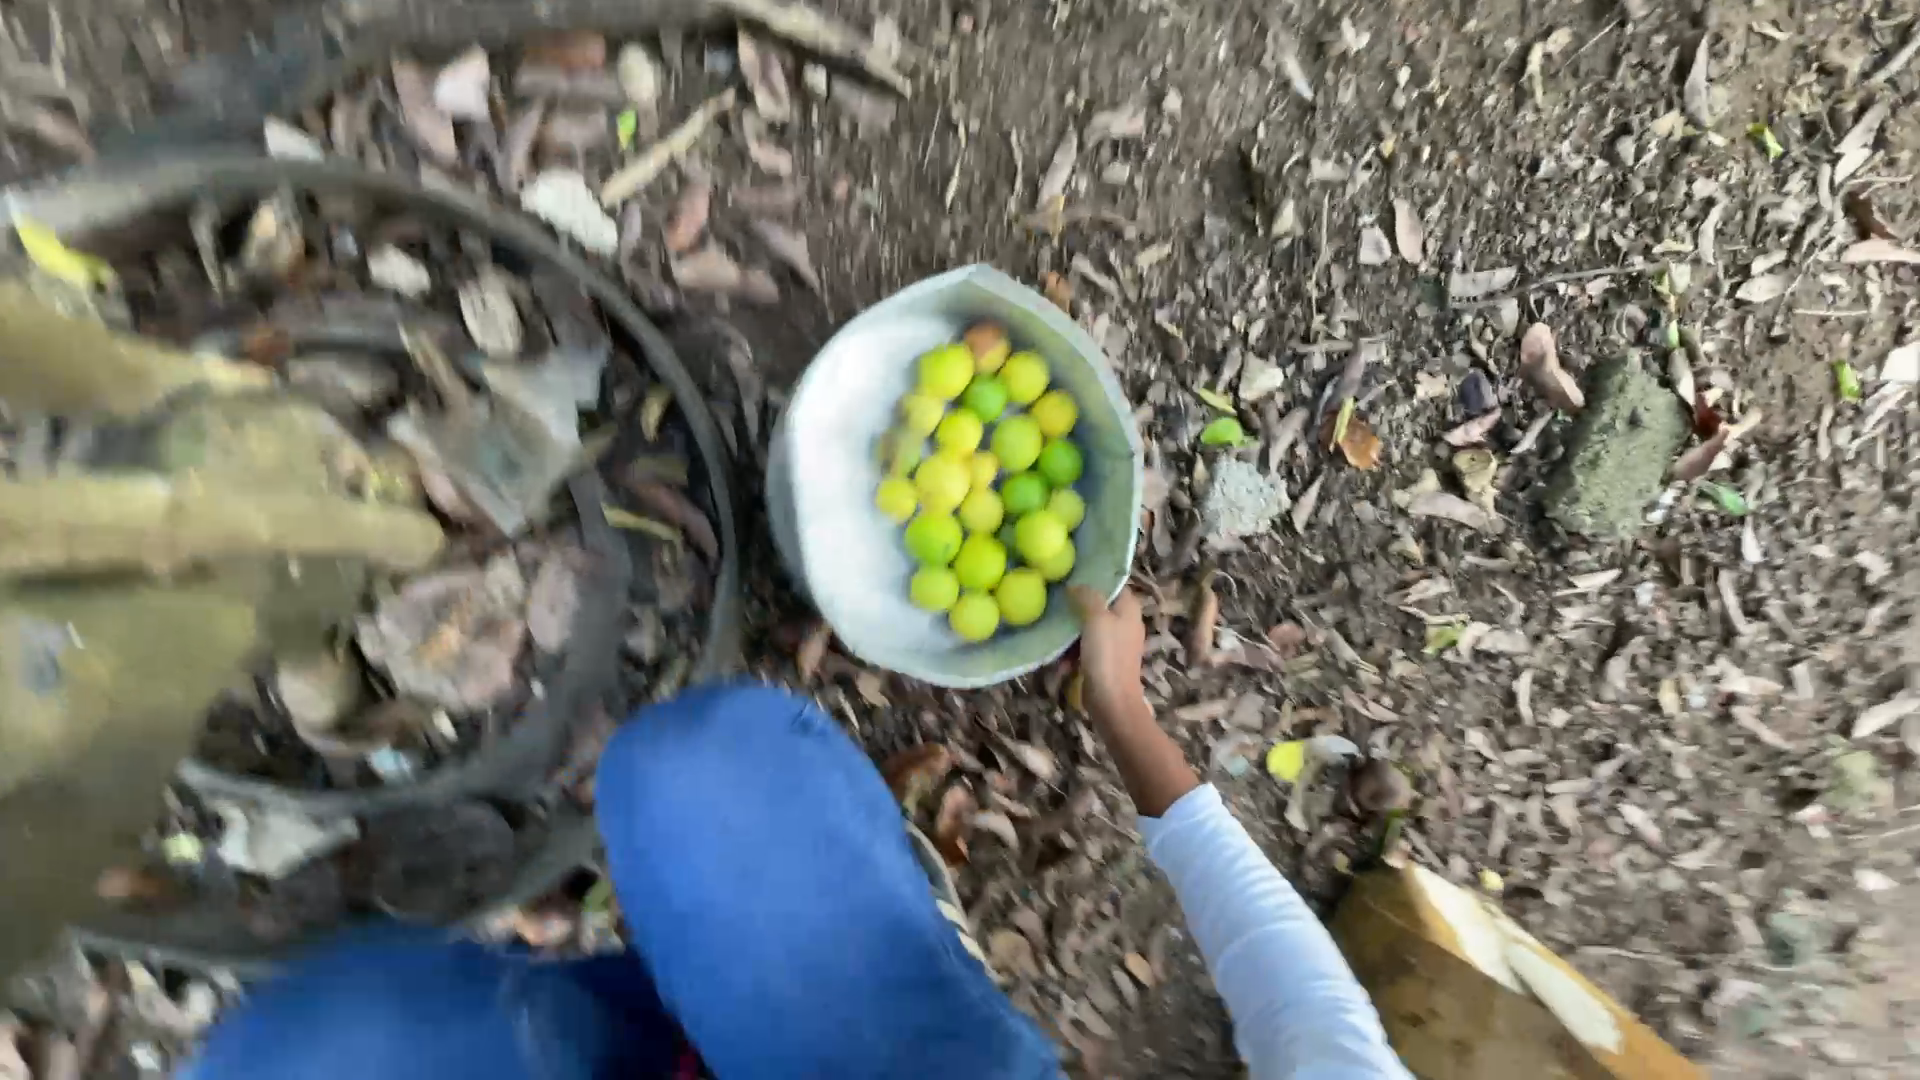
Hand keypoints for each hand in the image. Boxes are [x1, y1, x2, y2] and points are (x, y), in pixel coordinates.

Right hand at [1068, 585, 1145, 720]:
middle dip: (1076, 608)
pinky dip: (1074, 652)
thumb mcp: (1097, 619)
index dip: (1094, 580)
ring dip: (1071, 634)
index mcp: (1129, 609)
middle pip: (1098, 606)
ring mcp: (1115, 643)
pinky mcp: (1105, 660)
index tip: (1070, 577)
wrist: (1111, 701)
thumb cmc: (1107, 655)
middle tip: (1057, 604)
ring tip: (1056, 638)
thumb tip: (1076, 586)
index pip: (1113, 584)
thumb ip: (1088, 597)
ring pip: (1088, 627)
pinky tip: (1062, 661)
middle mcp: (1125, 622)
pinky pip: (1086, 647)